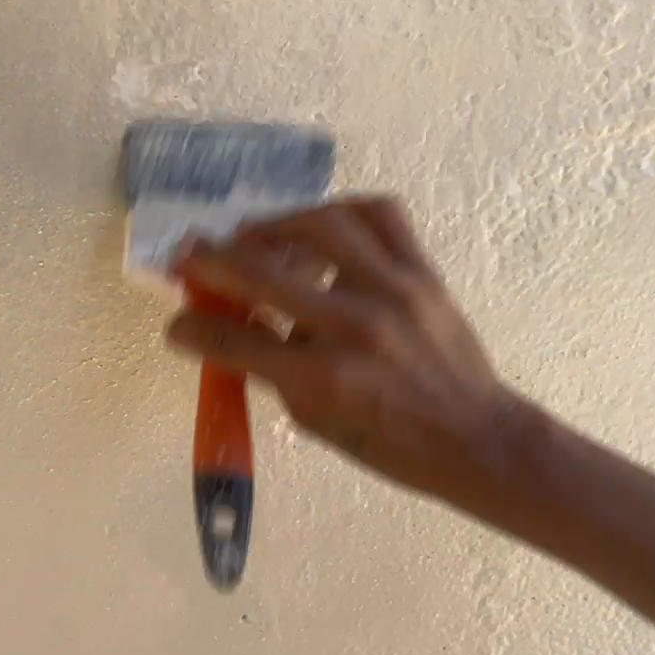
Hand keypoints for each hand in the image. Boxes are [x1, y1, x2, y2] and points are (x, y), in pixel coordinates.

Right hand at [167, 196, 542, 506]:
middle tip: (188, 253)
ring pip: (321, 224)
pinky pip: (378, 214)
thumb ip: (267, 368)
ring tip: (251, 235)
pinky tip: (318, 222)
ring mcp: (394, 290)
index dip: (192, 329)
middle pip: (263, 273)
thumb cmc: (390, 444)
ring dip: (273, 224)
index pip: (236, 340)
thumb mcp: (313, 421)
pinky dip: (339, 210)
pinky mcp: (423, 271)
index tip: (175, 323)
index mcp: (325, 378)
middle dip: (211, 260)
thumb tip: (228, 320)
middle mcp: (356, 326)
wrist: (479, 440)